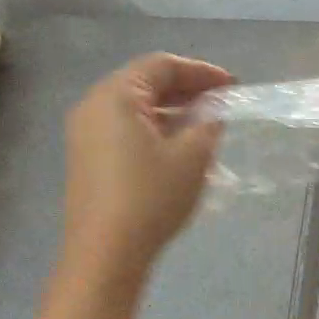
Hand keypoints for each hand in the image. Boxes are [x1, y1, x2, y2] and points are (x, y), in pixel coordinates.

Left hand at [62, 53, 232, 284]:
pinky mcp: (87, 159)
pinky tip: (179, 149)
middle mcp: (93, 105)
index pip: (162, 65)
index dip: (201, 71)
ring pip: (135, 108)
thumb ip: (208, 124)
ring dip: (172, 112)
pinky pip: (125, 129)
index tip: (233, 86)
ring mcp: (85, 134)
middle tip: (222, 103)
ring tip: (206, 126)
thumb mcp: (192, 157)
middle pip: (144, 83)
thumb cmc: (150, 196)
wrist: (105, 253)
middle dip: (186, 89)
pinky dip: (155, 130)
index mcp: (116, 95)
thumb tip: (212, 113)